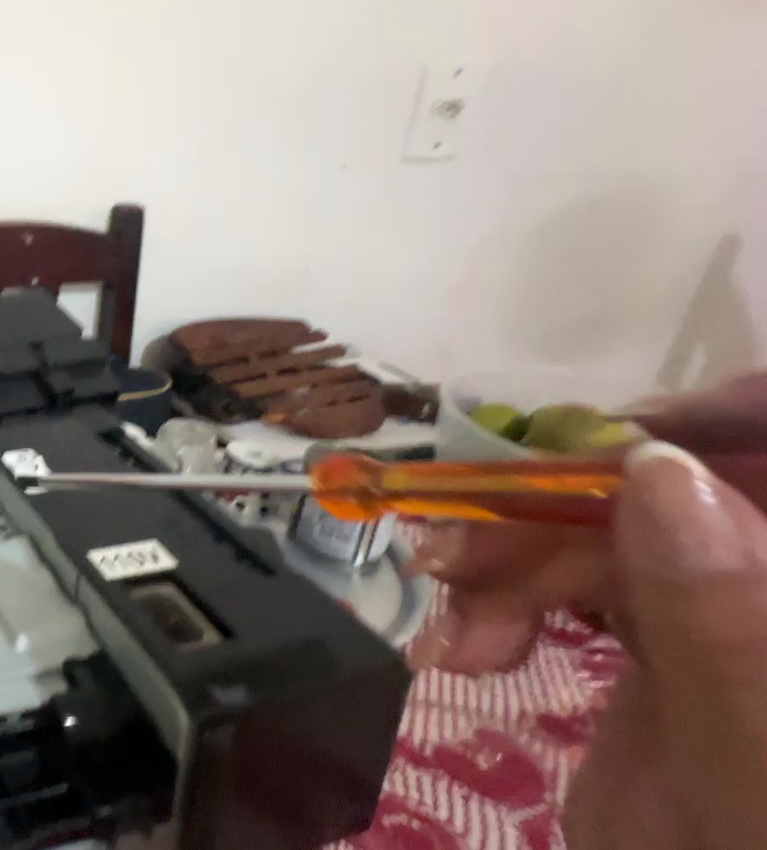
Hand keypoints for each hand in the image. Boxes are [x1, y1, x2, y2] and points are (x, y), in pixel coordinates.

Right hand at [409, 373, 766, 849]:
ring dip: (502, 567)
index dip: (722, 419)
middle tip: (454, 563)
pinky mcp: (659, 634)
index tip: (604, 437)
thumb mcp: (743, 773)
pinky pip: (569, 576)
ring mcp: (724, 608)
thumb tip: (655, 467)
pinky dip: (499, 599)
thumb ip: (720, 625)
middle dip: (544, 519)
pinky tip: (464, 648)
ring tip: (454, 635)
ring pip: (599, 529)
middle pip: (670, 493)